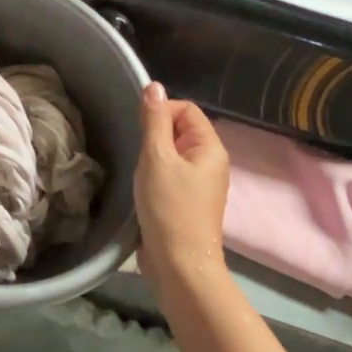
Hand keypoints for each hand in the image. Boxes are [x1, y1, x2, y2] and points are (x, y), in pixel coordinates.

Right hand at [135, 82, 229, 279]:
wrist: (180, 265)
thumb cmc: (169, 207)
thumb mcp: (157, 157)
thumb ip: (154, 120)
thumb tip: (153, 86)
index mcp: (210, 148)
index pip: (186, 109)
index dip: (161, 111)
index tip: (141, 131)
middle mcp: (211, 162)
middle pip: (180, 128)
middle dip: (155, 135)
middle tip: (140, 154)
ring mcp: (201, 183)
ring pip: (173, 152)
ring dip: (153, 156)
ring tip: (141, 172)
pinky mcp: (188, 200)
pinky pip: (171, 172)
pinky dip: (155, 173)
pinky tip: (144, 187)